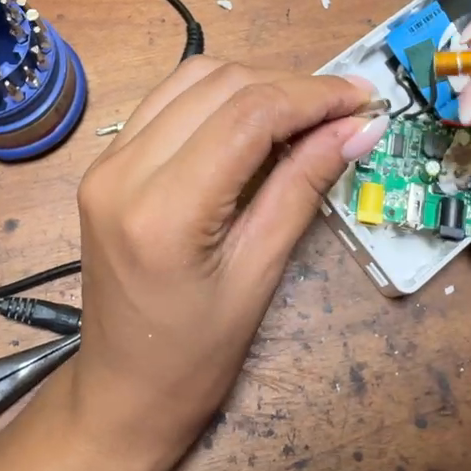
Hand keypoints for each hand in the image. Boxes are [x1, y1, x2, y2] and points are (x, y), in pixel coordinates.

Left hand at [66, 58, 387, 463]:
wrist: (122, 391)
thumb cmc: (197, 355)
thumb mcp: (260, 272)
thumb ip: (304, 186)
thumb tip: (359, 126)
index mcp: (164, 209)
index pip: (248, 114)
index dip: (313, 96)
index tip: (363, 99)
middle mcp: (124, 169)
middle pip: (222, 84)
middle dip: (291, 85)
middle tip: (344, 109)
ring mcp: (107, 161)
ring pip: (194, 78)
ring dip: (256, 82)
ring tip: (306, 112)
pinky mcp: (107, 162)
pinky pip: (169, 99)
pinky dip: (219, 96)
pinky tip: (255, 119)